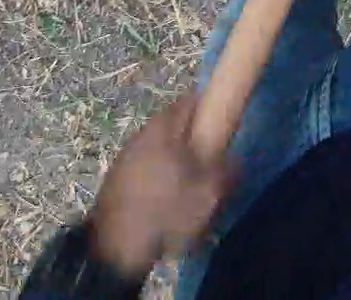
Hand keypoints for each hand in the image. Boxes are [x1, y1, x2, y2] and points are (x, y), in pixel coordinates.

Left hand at [88, 95, 235, 277]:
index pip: (191, 102)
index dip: (210, 110)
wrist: (114, 249)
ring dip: (173, 162)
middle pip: (174, 126)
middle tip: (209, 162)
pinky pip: (144, 170)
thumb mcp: (208, 195)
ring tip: (187, 187)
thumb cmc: (166, 211)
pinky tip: (164, 203)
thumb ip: (228, 172)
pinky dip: (156, 180)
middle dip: (192, 139)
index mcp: (164, 127)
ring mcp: (125, 157)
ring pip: (158, 149)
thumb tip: (236, 159)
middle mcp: (142, 134)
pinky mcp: (115, 181)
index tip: (223, 128)